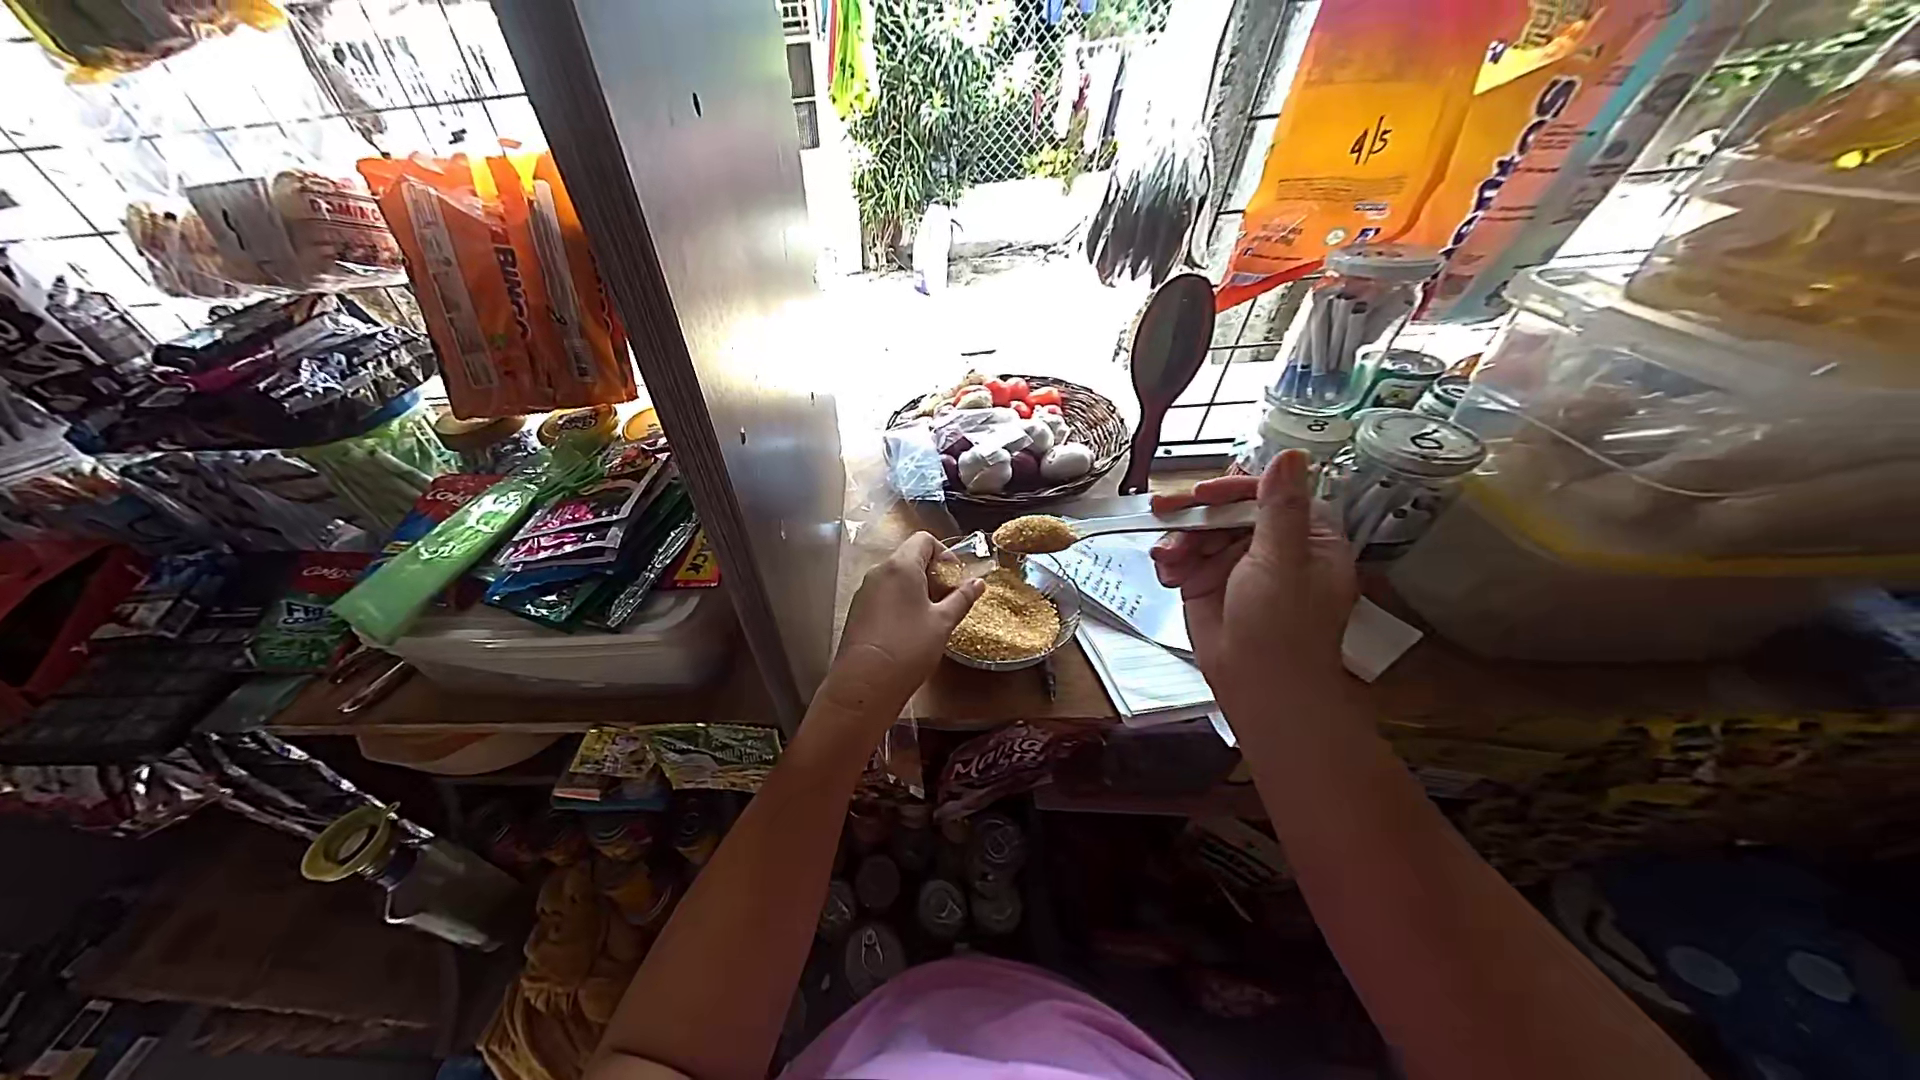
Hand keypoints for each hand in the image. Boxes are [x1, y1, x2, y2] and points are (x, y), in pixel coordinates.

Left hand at [821, 533, 983, 722]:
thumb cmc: (909, 648)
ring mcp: (865, 591)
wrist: (864, 683)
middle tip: (948, 599)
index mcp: (901, 566)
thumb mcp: (943, 622)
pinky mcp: (857, 610)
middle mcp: (879, 571)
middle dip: (932, 573)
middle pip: (909, 557)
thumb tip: (978, 582)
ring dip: (917, 588)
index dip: (944, 553)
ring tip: (932, 616)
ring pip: (896, 577)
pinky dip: (900, 600)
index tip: (955, 578)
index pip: (924, 540)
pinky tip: (910, 628)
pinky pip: (884, 593)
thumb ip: (962, 598)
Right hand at [1149, 450, 1356, 703]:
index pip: (1265, 495)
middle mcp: (1271, 546)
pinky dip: (1173, 563)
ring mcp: (1237, 564)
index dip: (1231, 490)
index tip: (1202, 495)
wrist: (1257, 686)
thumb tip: (1292, 456)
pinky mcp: (1209, 583)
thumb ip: (1280, 508)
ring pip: (1199, 533)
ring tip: (1167, 560)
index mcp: (1305, 537)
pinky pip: (1185, 558)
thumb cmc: (1282, 628)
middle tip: (1164, 511)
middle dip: (1194, 516)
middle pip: (1225, 511)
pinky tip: (1168, 575)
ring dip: (1179, 542)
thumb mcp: (1281, 562)